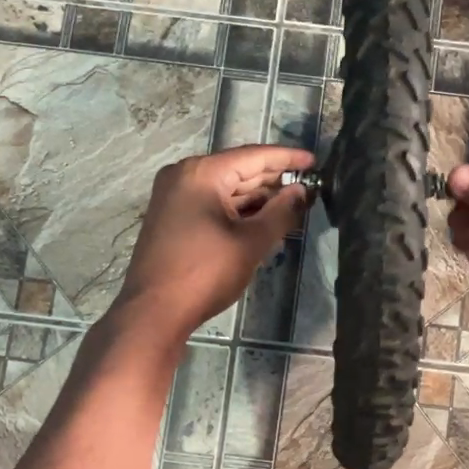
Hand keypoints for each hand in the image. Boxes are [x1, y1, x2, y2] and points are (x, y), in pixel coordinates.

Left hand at [117, 145, 312, 338]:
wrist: (154, 312)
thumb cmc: (205, 273)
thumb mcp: (251, 243)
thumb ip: (281, 212)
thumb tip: (302, 192)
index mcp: (202, 173)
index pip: (254, 156)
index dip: (287, 158)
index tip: (314, 162)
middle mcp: (184, 175)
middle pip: (238, 169)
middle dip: (274, 178)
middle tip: (308, 184)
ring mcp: (174, 196)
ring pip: (225, 188)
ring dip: (257, 196)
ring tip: (292, 202)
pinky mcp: (172, 217)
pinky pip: (211, 203)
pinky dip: (238, 209)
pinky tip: (263, 218)